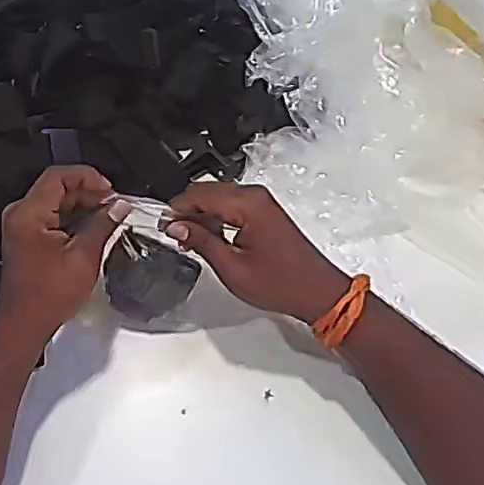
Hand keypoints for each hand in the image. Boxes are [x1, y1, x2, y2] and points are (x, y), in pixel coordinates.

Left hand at [0, 167, 128, 345]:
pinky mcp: (25, 237)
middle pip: (56, 186)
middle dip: (87, 191)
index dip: (86, 176)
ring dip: (81, 203)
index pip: (58, 176)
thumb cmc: (45, 297)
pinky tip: (90, 226)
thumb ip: (103, 225)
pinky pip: (49, 215)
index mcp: (28, 214)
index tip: (107, 187)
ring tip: (106, 214)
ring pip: (54, 200)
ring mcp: (20, 225)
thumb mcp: (83, 257)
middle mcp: (20, 215)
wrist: (25, 323)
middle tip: (112, 202)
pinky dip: (71, 216)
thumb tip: (118, 206)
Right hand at [167, 182, 352, 323]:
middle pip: (207, 190)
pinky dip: (216, 216)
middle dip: (186, 210)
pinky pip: (231, 204)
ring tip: (191, 240)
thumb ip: (200, 241)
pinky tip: (211, 238)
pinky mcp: (264, 211)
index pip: (198, 195)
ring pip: (218, 196)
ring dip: (201, 214)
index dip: (176, 209)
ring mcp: (261, 202)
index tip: (163, 226)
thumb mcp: (231, 267)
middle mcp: (255, 196)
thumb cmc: (283, 284)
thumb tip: (176, 226)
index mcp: (247, 205)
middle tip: (174, 234)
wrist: (320, 294)